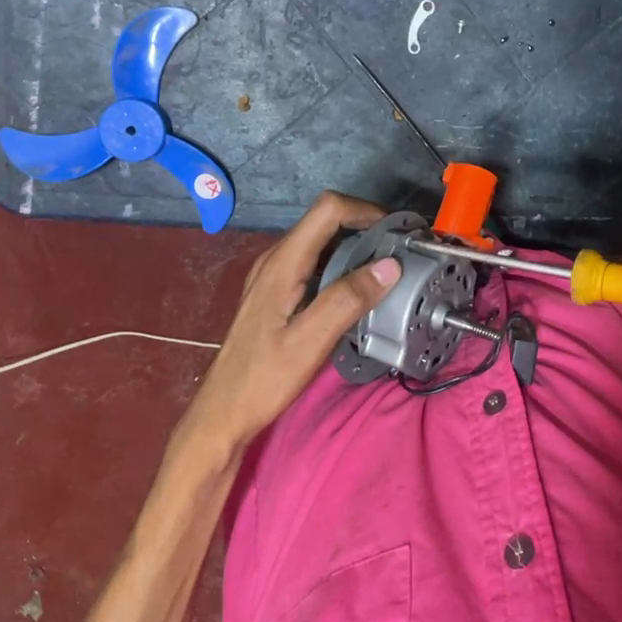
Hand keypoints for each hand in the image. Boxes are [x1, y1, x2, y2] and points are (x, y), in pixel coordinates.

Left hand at [186, 192, 399, 450]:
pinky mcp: (274, 293)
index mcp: (283, 263)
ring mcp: (272, 276)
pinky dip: (340, 266)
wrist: (223, 412)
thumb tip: (390, 265)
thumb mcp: (311, 341)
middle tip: (398, 252)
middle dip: (365, 226)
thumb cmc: (264, 379)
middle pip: (325, 221)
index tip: (395, 232)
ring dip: (354, 247)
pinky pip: (313, 263)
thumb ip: (348, 299)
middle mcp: (275, 260)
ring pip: (320, 242)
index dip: (365, 210)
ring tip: (385, 271)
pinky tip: (356, 293)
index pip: (328, 209)